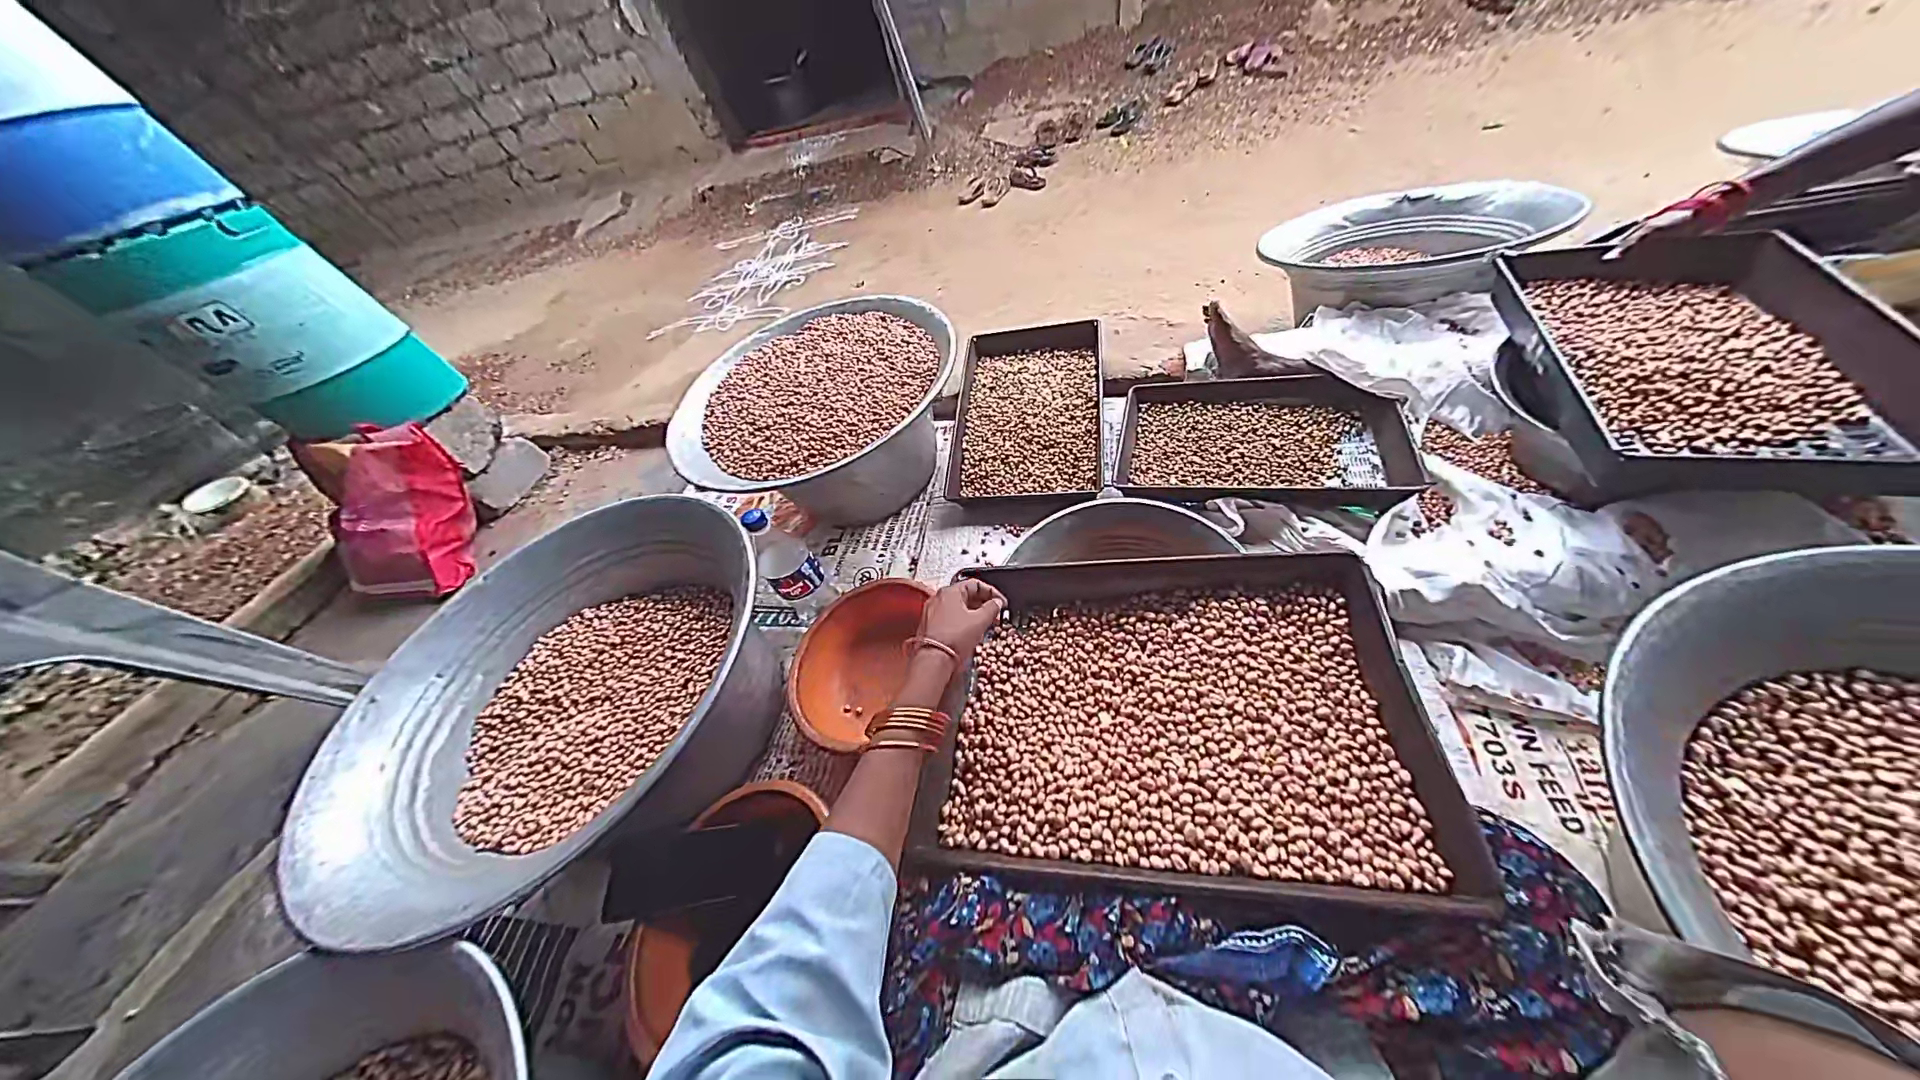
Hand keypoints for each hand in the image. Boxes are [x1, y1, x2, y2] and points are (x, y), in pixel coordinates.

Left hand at [917, 579, 1005, 663]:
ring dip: (974, 613)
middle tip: (995, 613)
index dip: (992, 592)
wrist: (934, 660)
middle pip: (966, 595)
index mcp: (949, 592)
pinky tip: (970, 631)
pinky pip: (950, 618)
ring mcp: (932, 613)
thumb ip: (992, 608)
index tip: (1000, 602)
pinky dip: (963, 621)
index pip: (975, 584)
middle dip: (983, 603)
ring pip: (958, 607)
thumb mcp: (980, 621)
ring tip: (985, 623)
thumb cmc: (952, 639)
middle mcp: (938, 599)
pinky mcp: (930, 626)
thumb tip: (997, 603)